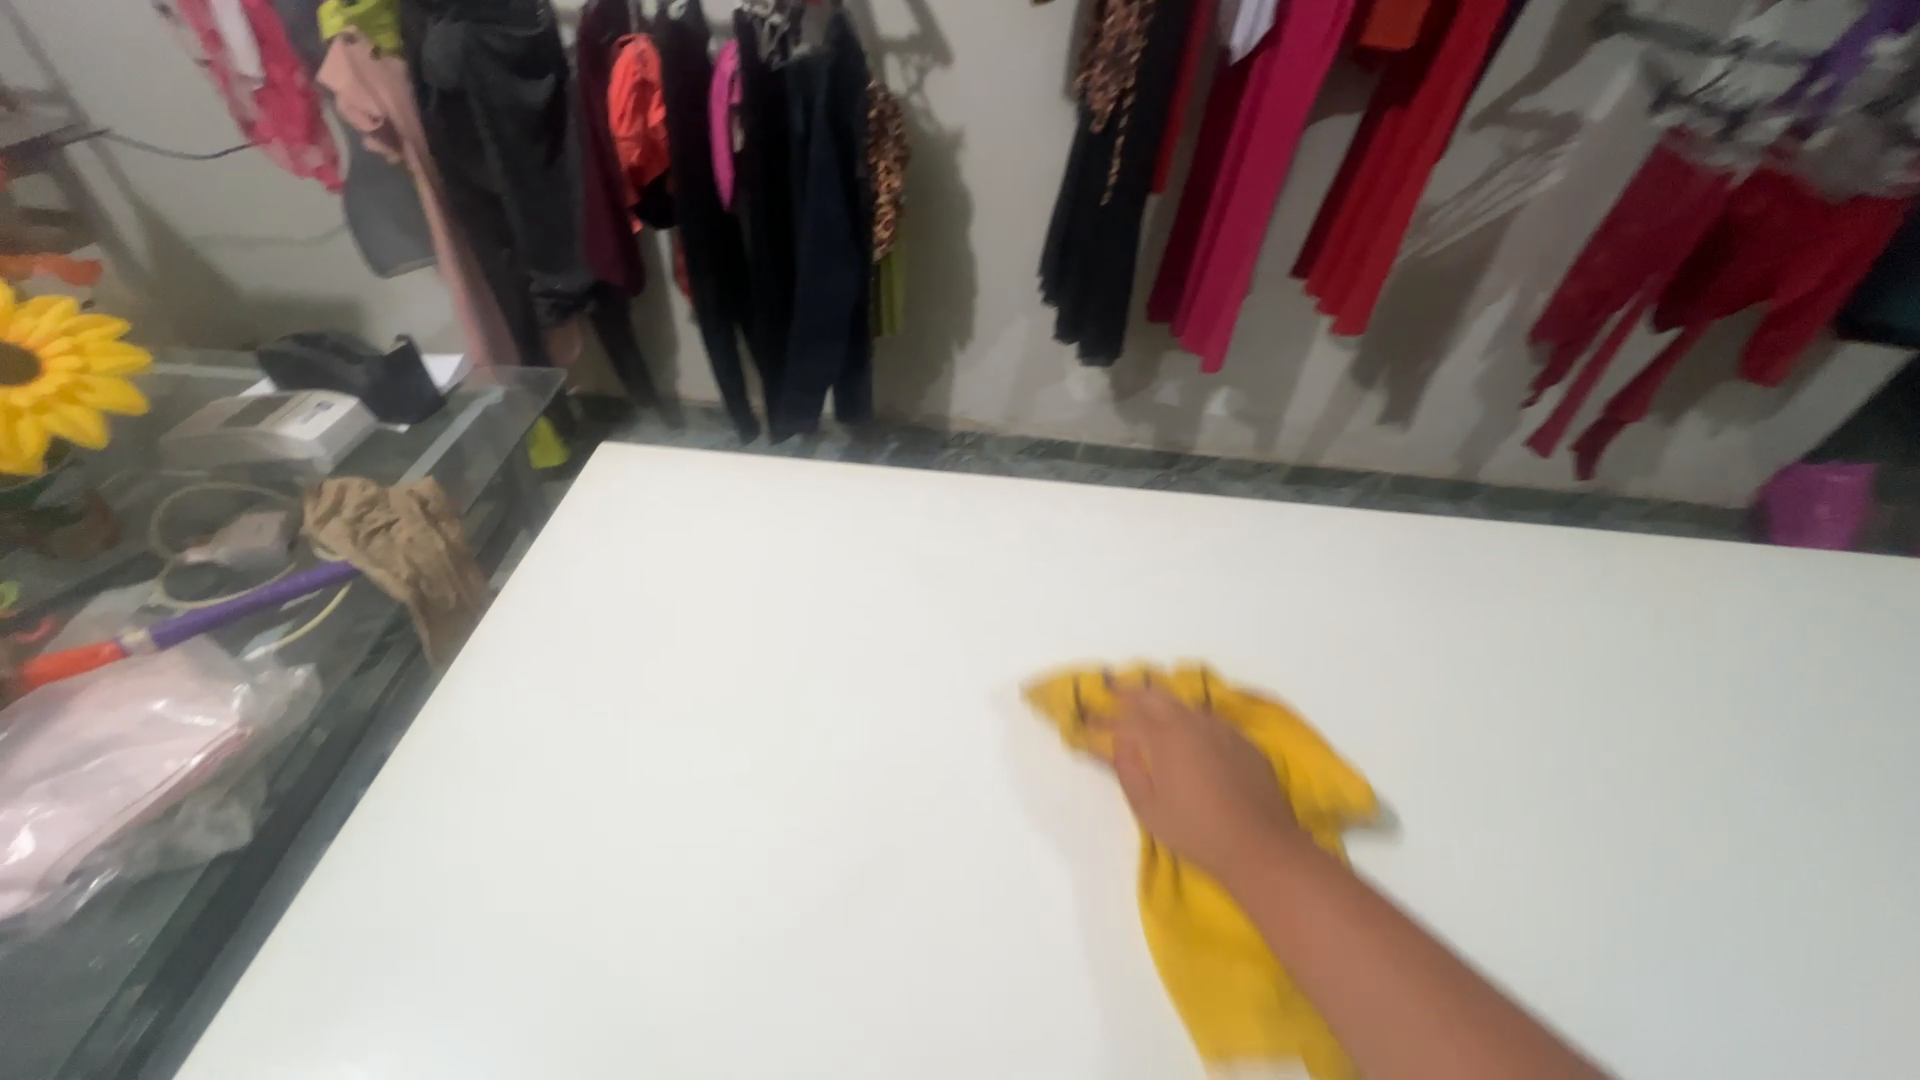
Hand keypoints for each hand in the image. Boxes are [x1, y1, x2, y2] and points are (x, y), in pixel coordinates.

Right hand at [1093, 688, 1306, 882]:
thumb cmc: (1196, 831)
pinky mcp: (1244, 742)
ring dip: (1163, 705)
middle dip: (1131, 694)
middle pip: (1155, 696)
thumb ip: (1128, 771)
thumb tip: (1121, 745)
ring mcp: (1223, 729)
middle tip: (1114, 695)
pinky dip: (1192, 723)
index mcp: (1164, 736)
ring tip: (1150, 713)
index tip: (1088, 722)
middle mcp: (1193, 722)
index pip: (1125, 718)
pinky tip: (1191, 739)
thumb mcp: (1147, 809)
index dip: (1103, 720)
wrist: (1260, 846)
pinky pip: (1210, 722)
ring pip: (1185, 706)